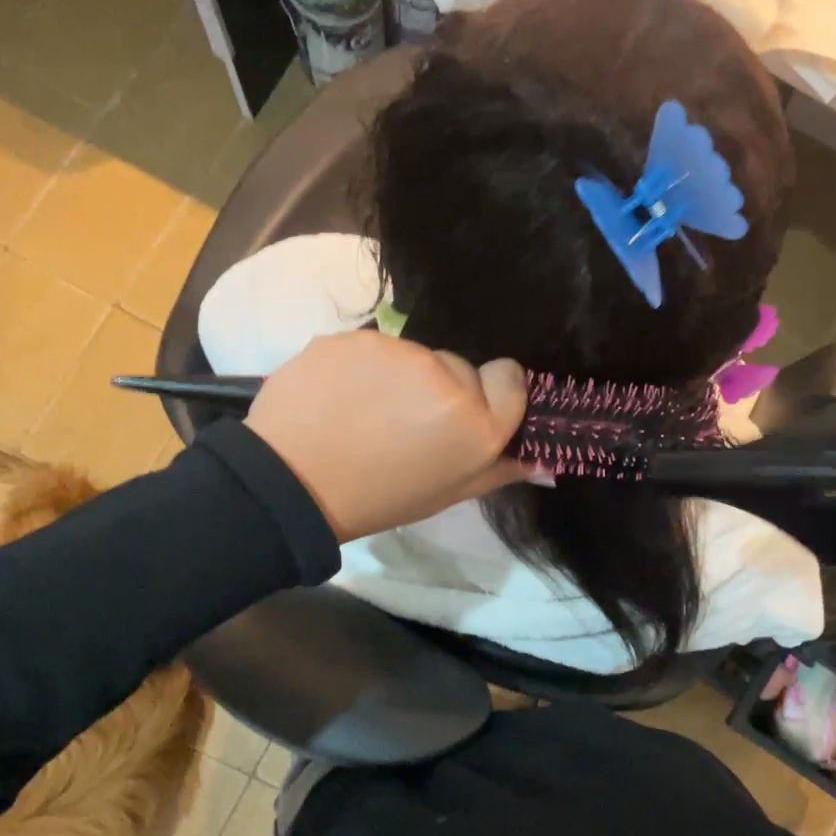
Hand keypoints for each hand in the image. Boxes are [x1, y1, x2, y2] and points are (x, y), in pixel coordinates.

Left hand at [245, 331, 528, 541]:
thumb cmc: (379, 498)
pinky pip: (376, 348)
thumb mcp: (447, 494)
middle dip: (443, 390)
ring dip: (403, 378)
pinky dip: (365, 367)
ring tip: (370, 413)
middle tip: (408, 425)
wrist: (291, 483)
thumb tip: (544, 457)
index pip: (511, 377)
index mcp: (477, 423)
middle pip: (462, 367)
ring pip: (417, 356)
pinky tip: (343, 396)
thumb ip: (499, 468)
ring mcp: (398, 352)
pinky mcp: (355, 337)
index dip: (492, 395)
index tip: (464, 413)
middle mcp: (447, 378)